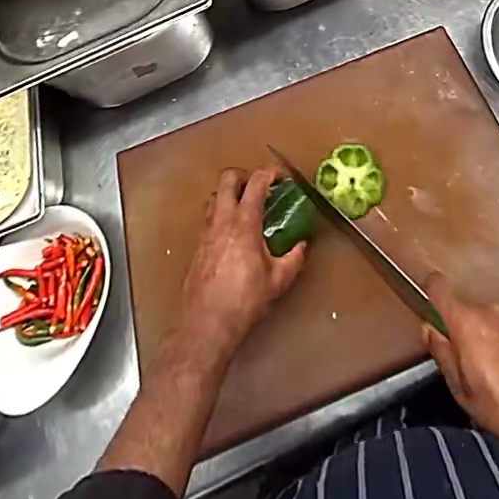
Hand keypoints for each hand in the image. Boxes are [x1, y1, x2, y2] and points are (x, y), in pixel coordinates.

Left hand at [176, 167, 307, 358]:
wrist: (206, 325)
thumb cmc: (244, 301)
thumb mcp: (278, 280)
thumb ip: (294, 258)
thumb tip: (301, 246)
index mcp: (244, 224)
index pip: (255, 184)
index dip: (269, 173)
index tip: (279, 175)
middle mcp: (222, 222)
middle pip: (227, 179)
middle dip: (244, 174)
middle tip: (259, 184)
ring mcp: (206, 233)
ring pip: (214, 197)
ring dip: (230, 194)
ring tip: (246, 206)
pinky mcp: (198, 247)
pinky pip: (209, 219)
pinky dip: (222, 215)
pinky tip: (234, 234)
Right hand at [421, 274, 498, 459]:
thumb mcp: (463, 392)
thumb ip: (443, 355)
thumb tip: (430, 329)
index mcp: (466, 322)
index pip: (438, 286)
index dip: (428, 291)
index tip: (426, 309)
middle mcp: (489, 310)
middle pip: (461, 308)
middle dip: (456, 330)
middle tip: (460, 364)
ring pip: (482, 319)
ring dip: (479, 338)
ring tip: (488, 376)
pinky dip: (498, 343)